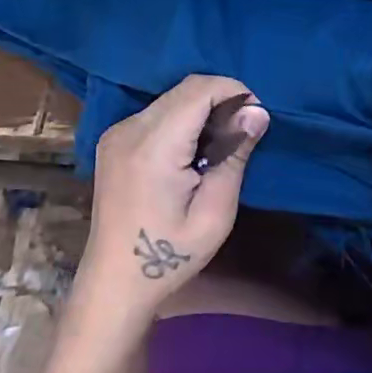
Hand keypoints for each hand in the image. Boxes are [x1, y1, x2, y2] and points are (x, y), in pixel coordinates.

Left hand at [75, 75, 269, 330]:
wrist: (115, 282)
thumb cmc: (171, 254)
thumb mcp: (215, 211)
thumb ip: (234, 154)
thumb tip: (258, 111)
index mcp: (153, 146)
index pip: (199, 90)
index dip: (233, 91)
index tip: (256, 115)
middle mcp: (130, 129)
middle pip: (185, 89)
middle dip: (221, 98)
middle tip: (244, 130)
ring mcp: (117, 133)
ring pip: (171, 97)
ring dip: (202, 107)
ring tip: (221, 142)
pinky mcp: (113, 140)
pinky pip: (157, 112)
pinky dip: (182, 118)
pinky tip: (193, 149)